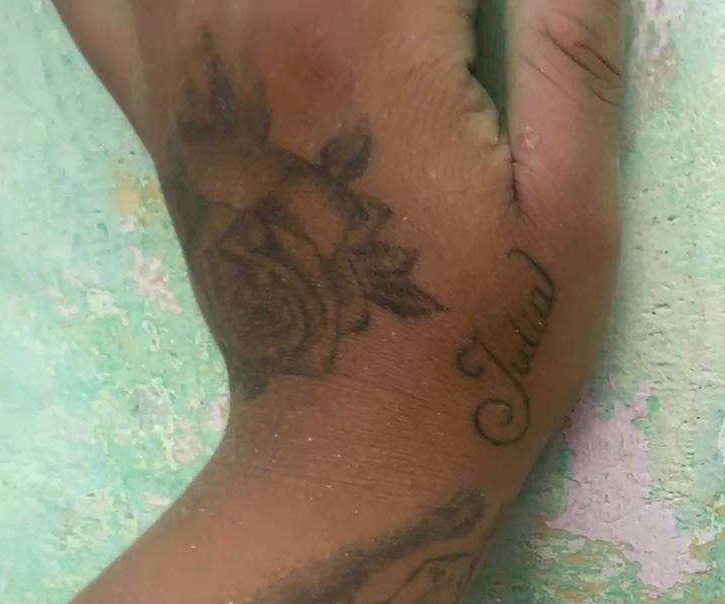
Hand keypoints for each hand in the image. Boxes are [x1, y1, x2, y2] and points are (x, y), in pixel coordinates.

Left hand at [53, 0, 621, 488]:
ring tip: (411, 44)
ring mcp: (172, 42)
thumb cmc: (497, 335)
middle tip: (471, 43)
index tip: (540, 23)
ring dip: (355, 2)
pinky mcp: (151, 90)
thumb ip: (573, 62)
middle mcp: (237, 4)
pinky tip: (270, 25)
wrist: (373, 440)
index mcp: (360, 29)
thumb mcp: (573, 212)